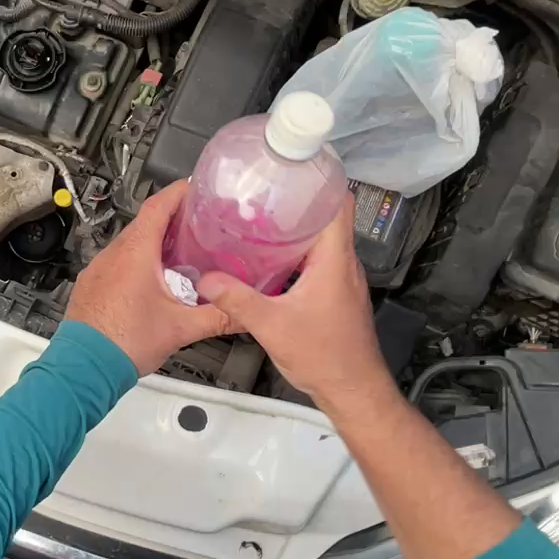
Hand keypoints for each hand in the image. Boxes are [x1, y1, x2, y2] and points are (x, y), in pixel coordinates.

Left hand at [67, 181, 239, 373]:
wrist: (84, 366)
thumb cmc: (122, 343)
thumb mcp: (180, 328)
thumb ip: (218, 317)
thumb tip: (244, 313)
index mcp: (135, 253)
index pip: (159, 205)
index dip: (180, 192)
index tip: (197, 188)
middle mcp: (113, 255)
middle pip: (145, 223)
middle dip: (173, 220)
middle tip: (199, 224)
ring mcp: (99, 270)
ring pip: (130, 244)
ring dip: (155, 244)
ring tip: (182, 253)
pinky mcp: (92, 286)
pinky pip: (117, 263)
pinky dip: (137, 263)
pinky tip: (153, 281)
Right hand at [196, 196, 397, 409]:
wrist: (352, 390)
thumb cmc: (326, 358)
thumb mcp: (271, 325)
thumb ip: (236, 299)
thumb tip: (206, 278)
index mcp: (334, 260)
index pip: (337, 203)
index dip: (318, 180)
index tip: (290, 168)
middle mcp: (342, 264)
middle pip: (323, 217)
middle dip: (293, 202)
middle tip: (259, 194)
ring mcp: (340, 279)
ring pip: (318, 240)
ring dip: (292, 229)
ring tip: (256, 222)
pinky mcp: (334, 294)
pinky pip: (314, 261)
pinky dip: (293, 254)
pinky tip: (266, 261)